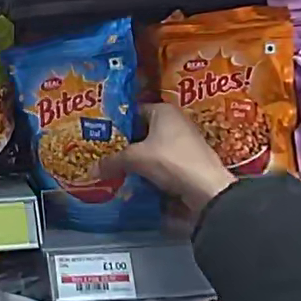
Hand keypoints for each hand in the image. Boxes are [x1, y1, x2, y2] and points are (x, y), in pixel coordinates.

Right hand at [99, 103, 235, 210]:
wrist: (208, 190)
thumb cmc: (170, 161)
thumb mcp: (135, 159)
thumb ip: (112, 161)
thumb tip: (92, 170)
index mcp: (163, 110)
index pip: (133, 111)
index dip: (116, 121)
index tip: (101, 133)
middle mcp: (176, 121)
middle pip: (142, 130)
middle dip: (125, 142)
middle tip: (105, 152)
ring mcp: (185, 142)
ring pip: (152, 147)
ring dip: (137, 158)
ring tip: (116, 167)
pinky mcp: (189, 161)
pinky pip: (162, 161)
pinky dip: (150, 169)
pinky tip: (135, 178)